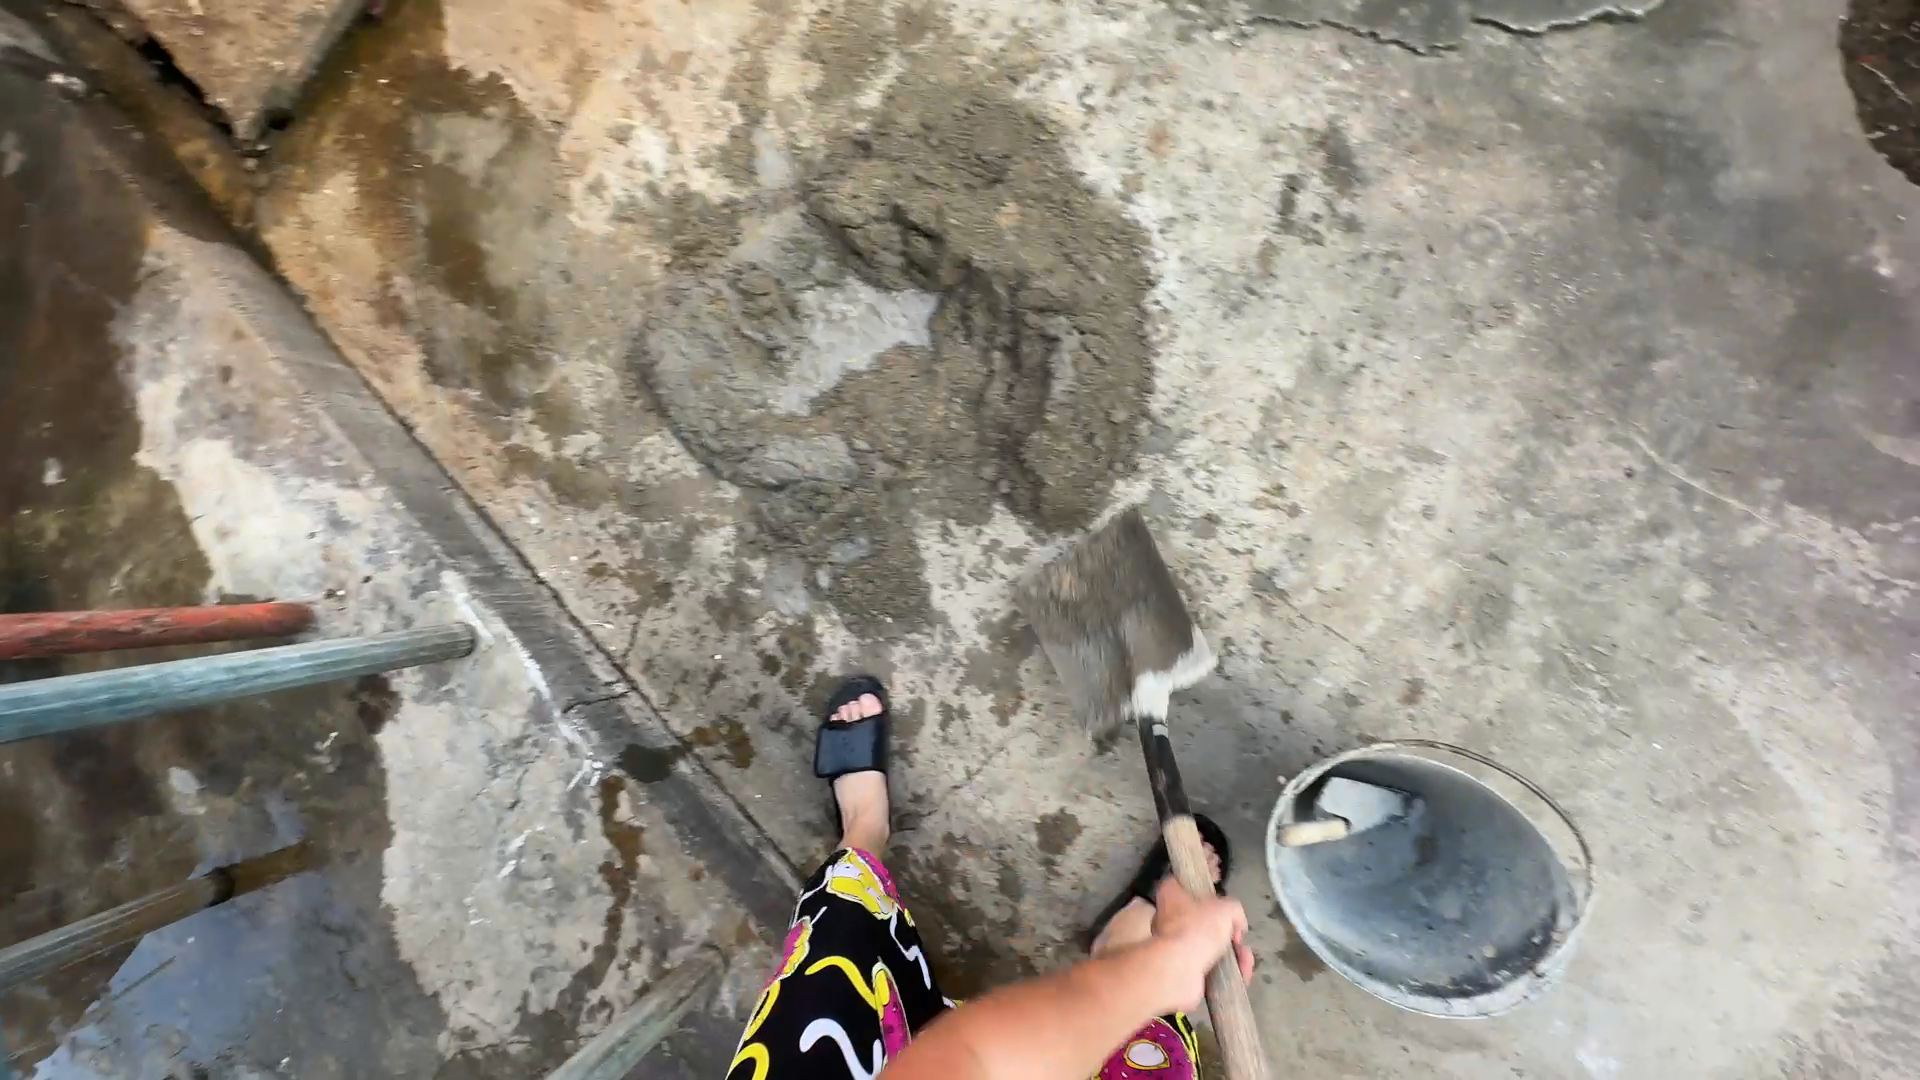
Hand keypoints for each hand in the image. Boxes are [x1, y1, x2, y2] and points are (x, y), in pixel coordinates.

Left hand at [1142, 877, 1254, 1014]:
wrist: (1178, 970)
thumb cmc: (1196, 928)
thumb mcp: (1224, 908)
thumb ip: (1234, 909)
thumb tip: (1237, 922)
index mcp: (1170, 894)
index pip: (1186, 881)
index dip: (1205, 882)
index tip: (1221, 886)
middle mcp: (1168, 918)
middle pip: (1203, 918)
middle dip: (1228, 930)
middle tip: (1239, 937)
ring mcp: (1175, 946)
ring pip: (1210, 946)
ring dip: (1233, 953)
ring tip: (1244, 959)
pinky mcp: (1184, 970)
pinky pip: (1211, 968)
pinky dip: (1228, 971)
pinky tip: (1242, 974)